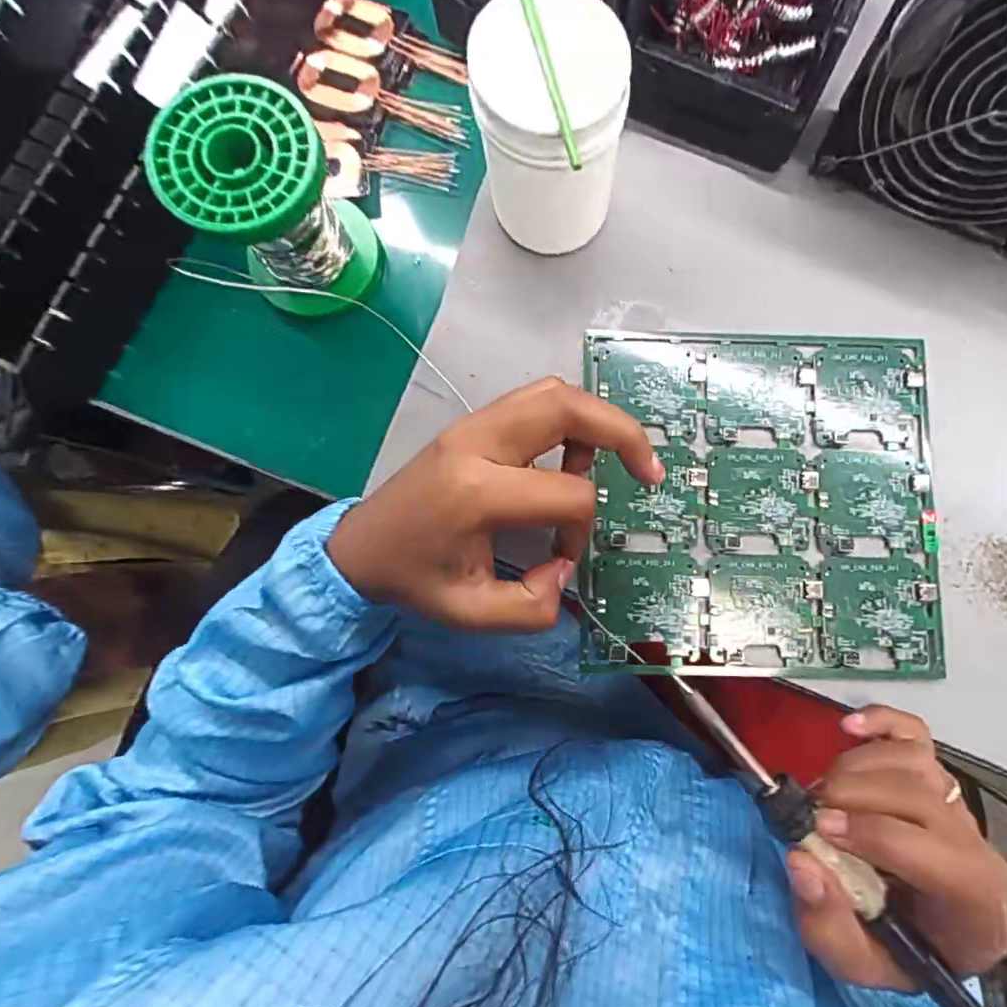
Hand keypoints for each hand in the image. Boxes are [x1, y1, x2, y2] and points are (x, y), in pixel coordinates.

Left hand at [328, 376, 662, 631]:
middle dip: (621, 433)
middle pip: (567, 407)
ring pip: (552, 393)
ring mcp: (471, 425)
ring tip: (605, 463)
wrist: (359, 545)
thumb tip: (565, 569)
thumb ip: (530, 607)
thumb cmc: (411, 578)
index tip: (561, 557)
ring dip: (594, 421)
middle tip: (648, 470)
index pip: (567, 493)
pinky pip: (532, 403)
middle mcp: (477, 443)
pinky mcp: (470, 424)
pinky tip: (567, 456)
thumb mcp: (468, 613)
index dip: (582, 530)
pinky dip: (566, 421)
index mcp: (477, 492)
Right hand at [786, 706, 1006, 988]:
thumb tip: (802, 860)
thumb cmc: (894, 947)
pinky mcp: (932, 774)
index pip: (941, 855)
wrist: (920, 929)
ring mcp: (955, 803)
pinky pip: (913, 733)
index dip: (876, 835)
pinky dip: (880, 721)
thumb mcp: (857, 963)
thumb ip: (828, 925)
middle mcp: (974, 845)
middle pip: (917, 796)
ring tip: (824, 793)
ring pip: (911, 761)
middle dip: (851, 797)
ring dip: (852, 769)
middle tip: (810, 813)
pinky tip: (848, 727)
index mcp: (972, 900)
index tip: (819, 829)